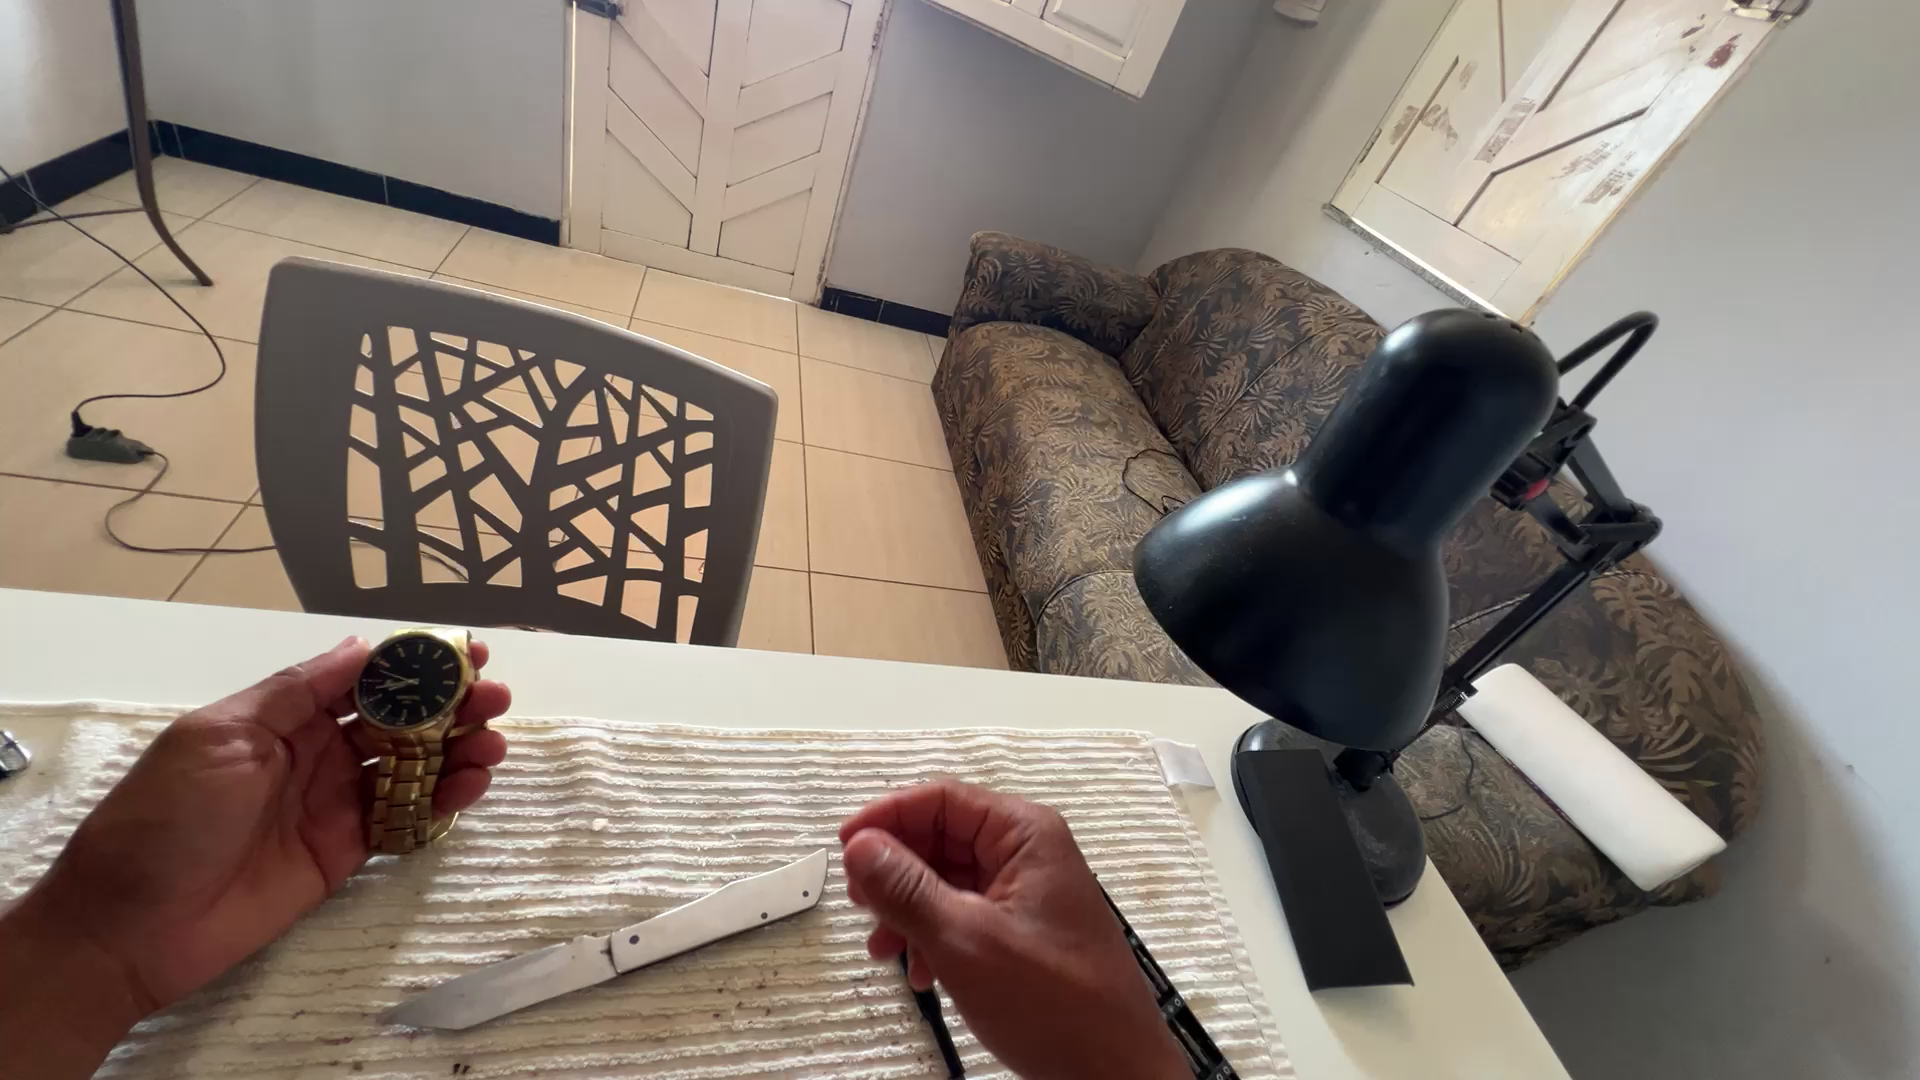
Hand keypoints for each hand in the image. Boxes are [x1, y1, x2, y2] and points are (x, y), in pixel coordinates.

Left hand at [0, 636, 510, 1076]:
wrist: (127, 930)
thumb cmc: (166, 818)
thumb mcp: (218, 736)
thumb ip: (296, 691)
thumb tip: (364, 645)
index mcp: (294, 721)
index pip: (373, 681)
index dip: (423, 665)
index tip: (470, 655)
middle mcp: (329, 753)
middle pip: (411, 719)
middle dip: (459, 704)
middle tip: (495, 700)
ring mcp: (347, 799)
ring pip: (424, 762)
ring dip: (465, 748)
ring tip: (492, 746)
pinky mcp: (360, 844)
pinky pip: (417, 811)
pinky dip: (451, 796)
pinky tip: (471, 785)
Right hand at [839, 780, 1188, 1079]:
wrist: (1113, 1076)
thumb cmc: (1062, 1007)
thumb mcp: (965, 941)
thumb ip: (907, 889)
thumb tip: (863, 846)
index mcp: (1024, 832)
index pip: (942, 799)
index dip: (888, 816)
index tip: (848, 843)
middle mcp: (1026, 850)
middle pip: (941, 835)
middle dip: (896, 868)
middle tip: (861, 898)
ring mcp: (1025, 888)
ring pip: (946, 875)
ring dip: (908, 906)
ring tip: (884, 942)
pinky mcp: (1020, 923)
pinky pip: (962, 908)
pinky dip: (931, 931)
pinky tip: (918, 966)